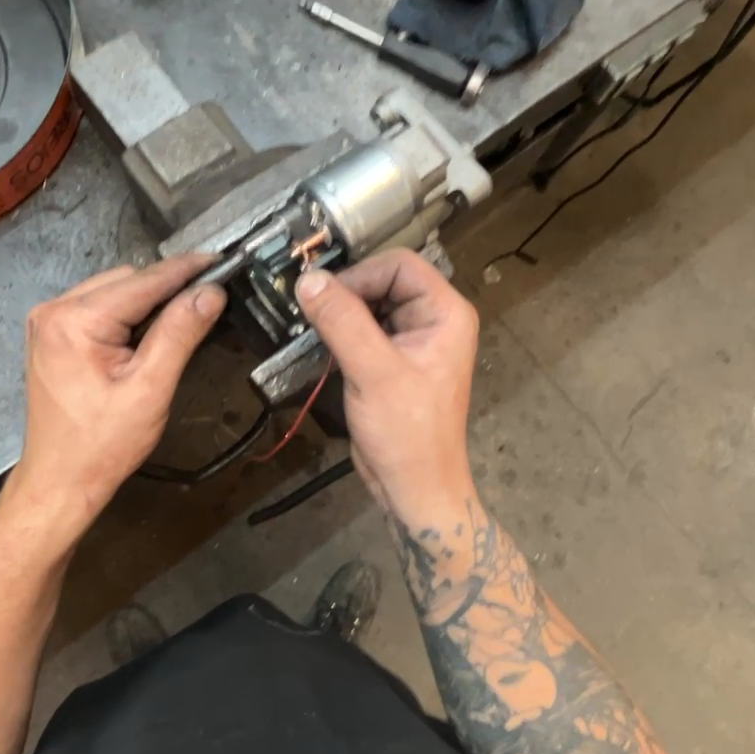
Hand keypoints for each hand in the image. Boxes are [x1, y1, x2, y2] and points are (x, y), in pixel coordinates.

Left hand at [11, 255, 225, 526]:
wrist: (61, 479)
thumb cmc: (104, 444)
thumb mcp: (150, 389)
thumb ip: (179, 334)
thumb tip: (211, 292)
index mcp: (74, 320)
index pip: (143, 281)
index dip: (187, 270)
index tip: (222, 261)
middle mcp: (54, 309)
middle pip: (126, 280)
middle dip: (166, 288)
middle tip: (209, 299)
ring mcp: (47, 320)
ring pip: (112, 290)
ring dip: (147, 300)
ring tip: (182, 317)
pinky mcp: (50, 334)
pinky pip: (97, 307)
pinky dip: (125, 313)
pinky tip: (146, 332)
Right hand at [295, 248, 478, 520]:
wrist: (414, 487)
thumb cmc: (408, 433)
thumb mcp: (374, 373)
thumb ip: (342, 323)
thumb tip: (308, 280)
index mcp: (446, 313)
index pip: (399, 266)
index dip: (360, 275)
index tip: (323, 297)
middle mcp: (433, 320)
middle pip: (383, 282)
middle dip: (347, 294)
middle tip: (311, 311)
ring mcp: (412, 341)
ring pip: (369, 306)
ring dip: (340, 313)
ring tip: (312, 327)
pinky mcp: (391, 362)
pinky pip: (363, 331)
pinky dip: (341, 333)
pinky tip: (321, 344)